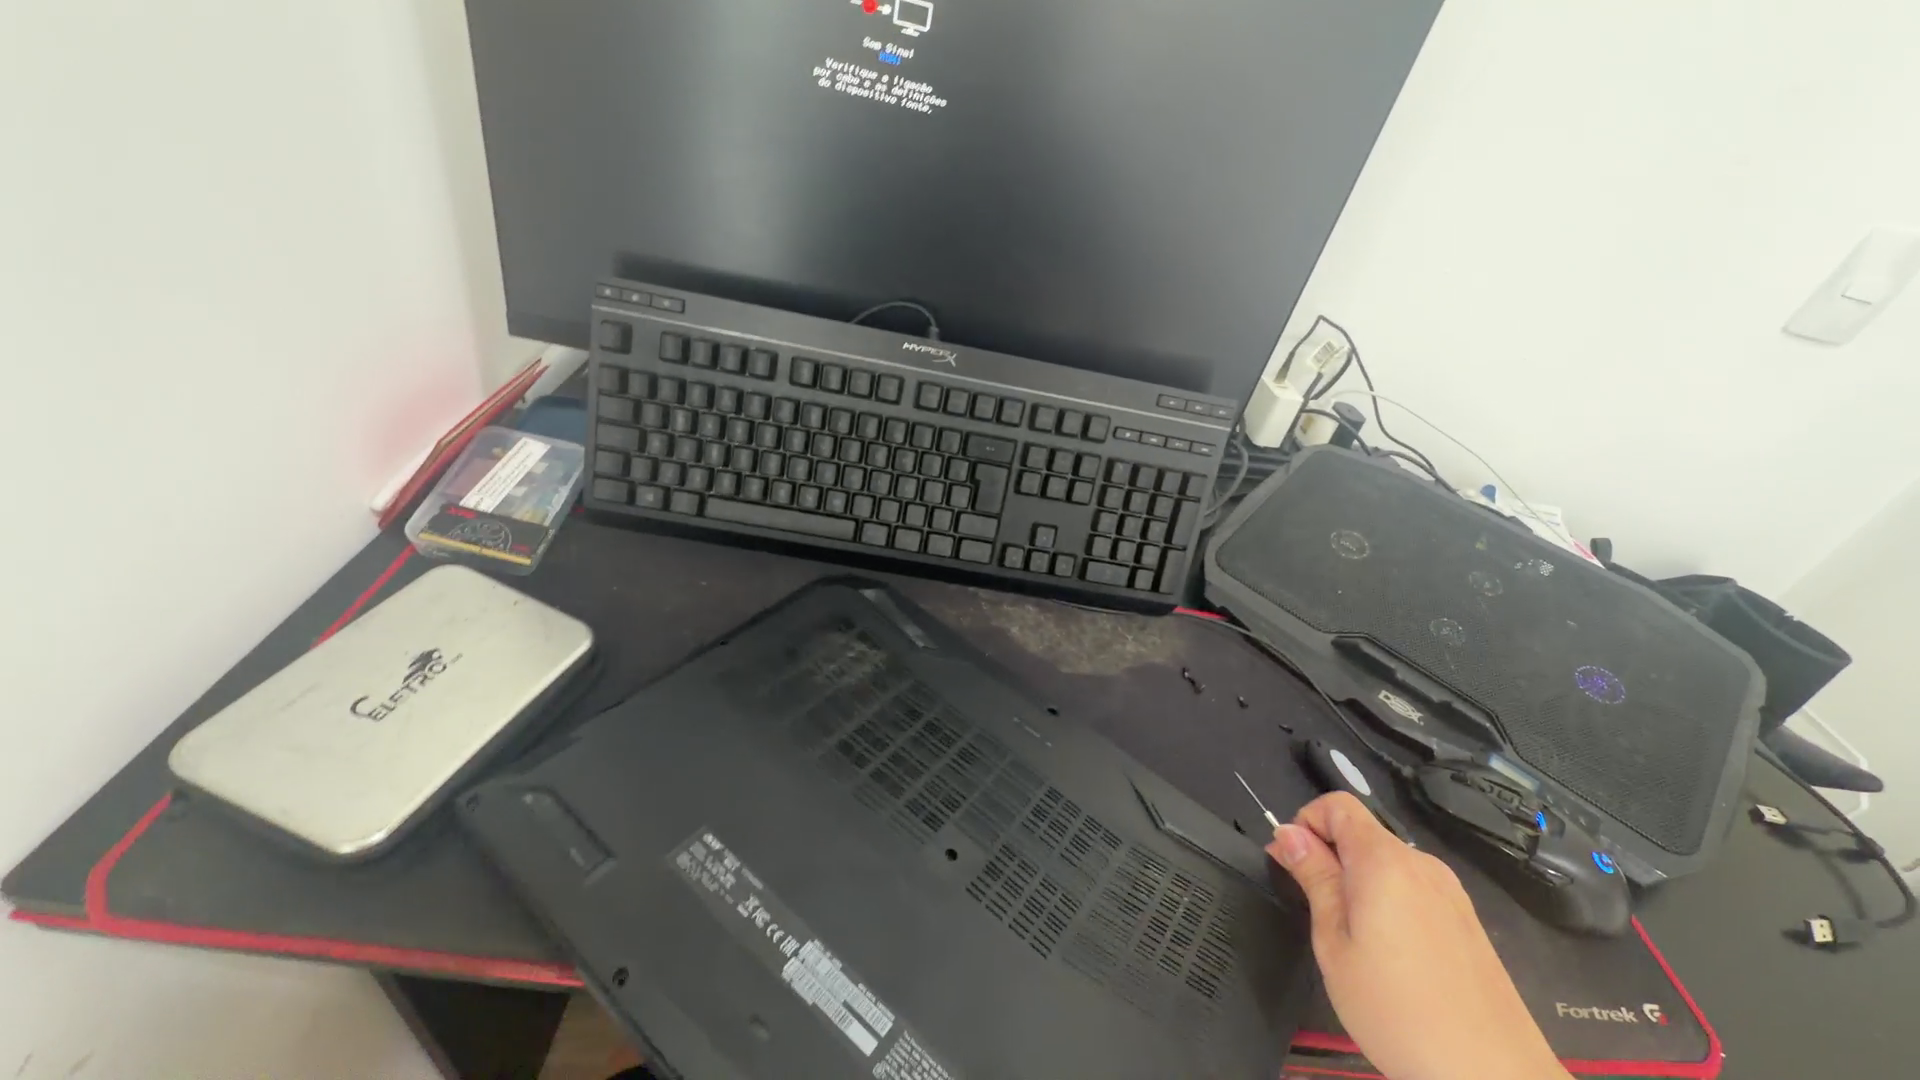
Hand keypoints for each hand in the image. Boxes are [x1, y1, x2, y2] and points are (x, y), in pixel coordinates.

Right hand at [1268, 793, 1570, 1079]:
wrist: (1491, 1075)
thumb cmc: (1396, 1010)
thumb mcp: (1334, 944)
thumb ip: (1314, 879)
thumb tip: (1289, 833)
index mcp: (1384, 862)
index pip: (1337, 804)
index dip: (1305, 823)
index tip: (1291, 865)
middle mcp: (1421, 864)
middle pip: (1362, 833)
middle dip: (1329, 857)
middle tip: (1315, 913)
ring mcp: (1449, 892)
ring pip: (1386, 864)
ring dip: (1357, 883)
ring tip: (1353, 943)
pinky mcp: (1465, 919)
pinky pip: (1413, 889)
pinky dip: (1388, 903)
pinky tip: (1391, 957)